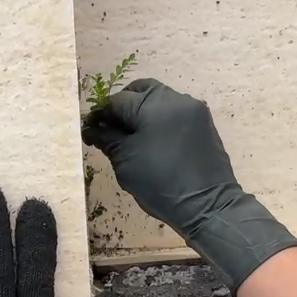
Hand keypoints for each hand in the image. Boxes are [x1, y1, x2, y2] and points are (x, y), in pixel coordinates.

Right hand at [82, 78, 296, 288]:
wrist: (206, 205)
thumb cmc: (159, 182)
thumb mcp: (125, 161)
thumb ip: (107, 139)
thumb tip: (92, 129)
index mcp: (153, 105)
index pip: (117, 101)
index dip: (100, 114)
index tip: (90, 130)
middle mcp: (175, 99)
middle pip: (140, 91)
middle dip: (122, 106)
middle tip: (111, 128)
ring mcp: (193, 110)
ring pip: (159, 99)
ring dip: (141, 112)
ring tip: (131, 136)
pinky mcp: (203, 123)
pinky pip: (174, 112)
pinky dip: (159, 120)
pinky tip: (152, 140)